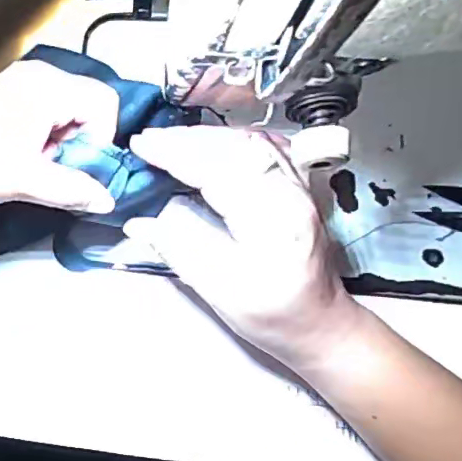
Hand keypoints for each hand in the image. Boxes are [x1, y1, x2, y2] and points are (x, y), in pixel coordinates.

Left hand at [0, 60, 120, 214]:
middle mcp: (28, 70)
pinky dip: (19, 133)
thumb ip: (72, 189)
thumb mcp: (23, 180)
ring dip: (43, 141)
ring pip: (45, 108)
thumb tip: (106, 199)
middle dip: (70, 142)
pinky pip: (17, 107)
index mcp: (48, 83)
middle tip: (43, 173)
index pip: (103, 102)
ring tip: (15, 168)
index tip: (76, 172)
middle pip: (76, 103)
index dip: (100, 142)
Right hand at [120, 126, 365, 368]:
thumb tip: (140, 223)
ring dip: (207, 136)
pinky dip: (229, 139)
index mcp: (274, 221)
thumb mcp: (220, 291)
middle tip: (148, 140)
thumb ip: (180, 250)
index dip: (177, 155)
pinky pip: (264, 148)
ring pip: (252, 142)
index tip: (142, 147)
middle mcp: (292, 195)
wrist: (320, 324)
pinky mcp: (296, 188)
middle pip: (239, 146)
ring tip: (169, 141)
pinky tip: (209, 144)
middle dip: (188, 139)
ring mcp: (298, 188)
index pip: (221, 170)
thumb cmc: (274, 314)